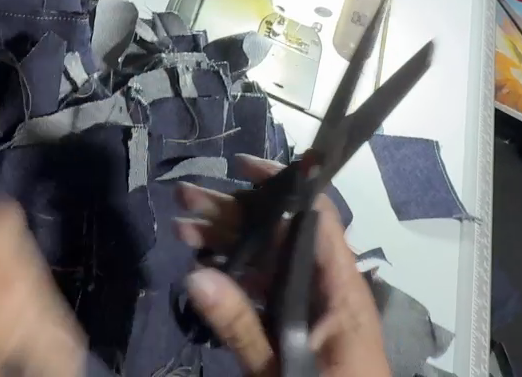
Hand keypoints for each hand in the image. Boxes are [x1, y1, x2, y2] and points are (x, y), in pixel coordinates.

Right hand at [174, 155, 388, 376]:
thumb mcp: (284, 375)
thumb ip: (240, 327)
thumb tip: (193, 274)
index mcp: (341, 294)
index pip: (318, 218)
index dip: (284, 184)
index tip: (239, 166)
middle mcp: (328, 293)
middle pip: (280, 235)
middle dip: (232, 213)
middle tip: (184, 196)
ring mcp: (313, 314)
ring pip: (266, 261)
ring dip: (224, 242)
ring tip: (180, 226)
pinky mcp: (299, 335)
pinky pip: (264, 290)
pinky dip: (232, 276)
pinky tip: (200, 268)